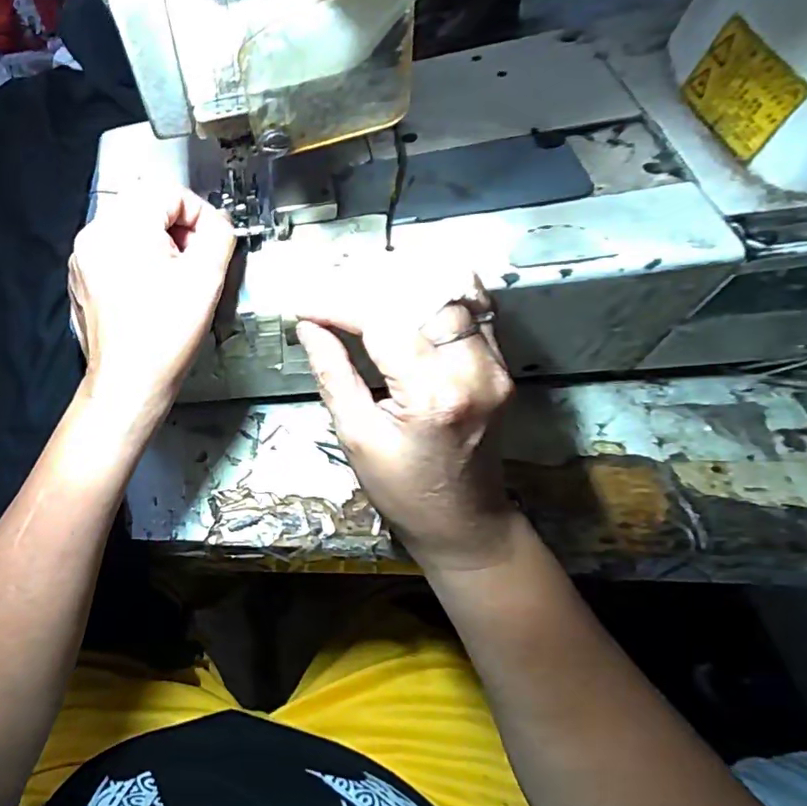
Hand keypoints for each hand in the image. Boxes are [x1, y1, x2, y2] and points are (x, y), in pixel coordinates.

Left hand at [69, 187, 235, 418]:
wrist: (128, 383)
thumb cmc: (160, 340)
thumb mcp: (207, 277)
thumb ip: (219, 233)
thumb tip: (217, 223)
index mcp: (122, 226)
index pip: (170, 192)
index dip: (199, 216)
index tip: (209, 242)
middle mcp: (95, 236)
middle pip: (148, 207)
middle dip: (178, 231)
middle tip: (192, 264)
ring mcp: (84, 258)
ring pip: (132, 230)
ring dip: (158, 247)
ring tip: (172, 283)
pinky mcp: (83, 279)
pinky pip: (116, 254)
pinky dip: (138, 264)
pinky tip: (153, 295)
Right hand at [296, 264, 514, 567]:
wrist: (464, 522)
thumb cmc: (403, 491)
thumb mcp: (356, 436)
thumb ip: (333, 373)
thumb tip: (309, 326)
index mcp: (434, 396)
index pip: (383, 323)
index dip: (338, 305)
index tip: (305, 304)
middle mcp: (474, 371)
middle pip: (426, 295)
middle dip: (374, 283)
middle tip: (333, 286)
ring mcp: (495, 366)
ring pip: (455, 294)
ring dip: (407, 283)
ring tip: (364, 283)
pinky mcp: (501, 366)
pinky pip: (472, 312)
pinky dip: (436, 296)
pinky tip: (404, 296)